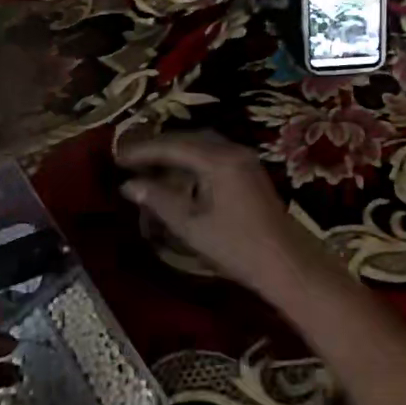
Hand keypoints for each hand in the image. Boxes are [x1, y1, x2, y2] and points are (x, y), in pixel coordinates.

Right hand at [116, 131, 332, 293]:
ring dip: (174, 152)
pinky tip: (177, 176)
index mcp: (218, 160)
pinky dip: (191, 160)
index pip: (172, 146)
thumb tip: (128, 184)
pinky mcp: (249, 172)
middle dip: (157, 147)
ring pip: (201, 145)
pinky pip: (213, 155)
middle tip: (129, 157)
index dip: (142, 151)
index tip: (117, 156)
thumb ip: (158, 200)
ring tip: (148, 165)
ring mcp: (245, 160)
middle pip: (188, 138)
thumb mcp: (191, 226)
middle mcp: (233, 151)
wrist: (288, 266)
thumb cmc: (237, 248)